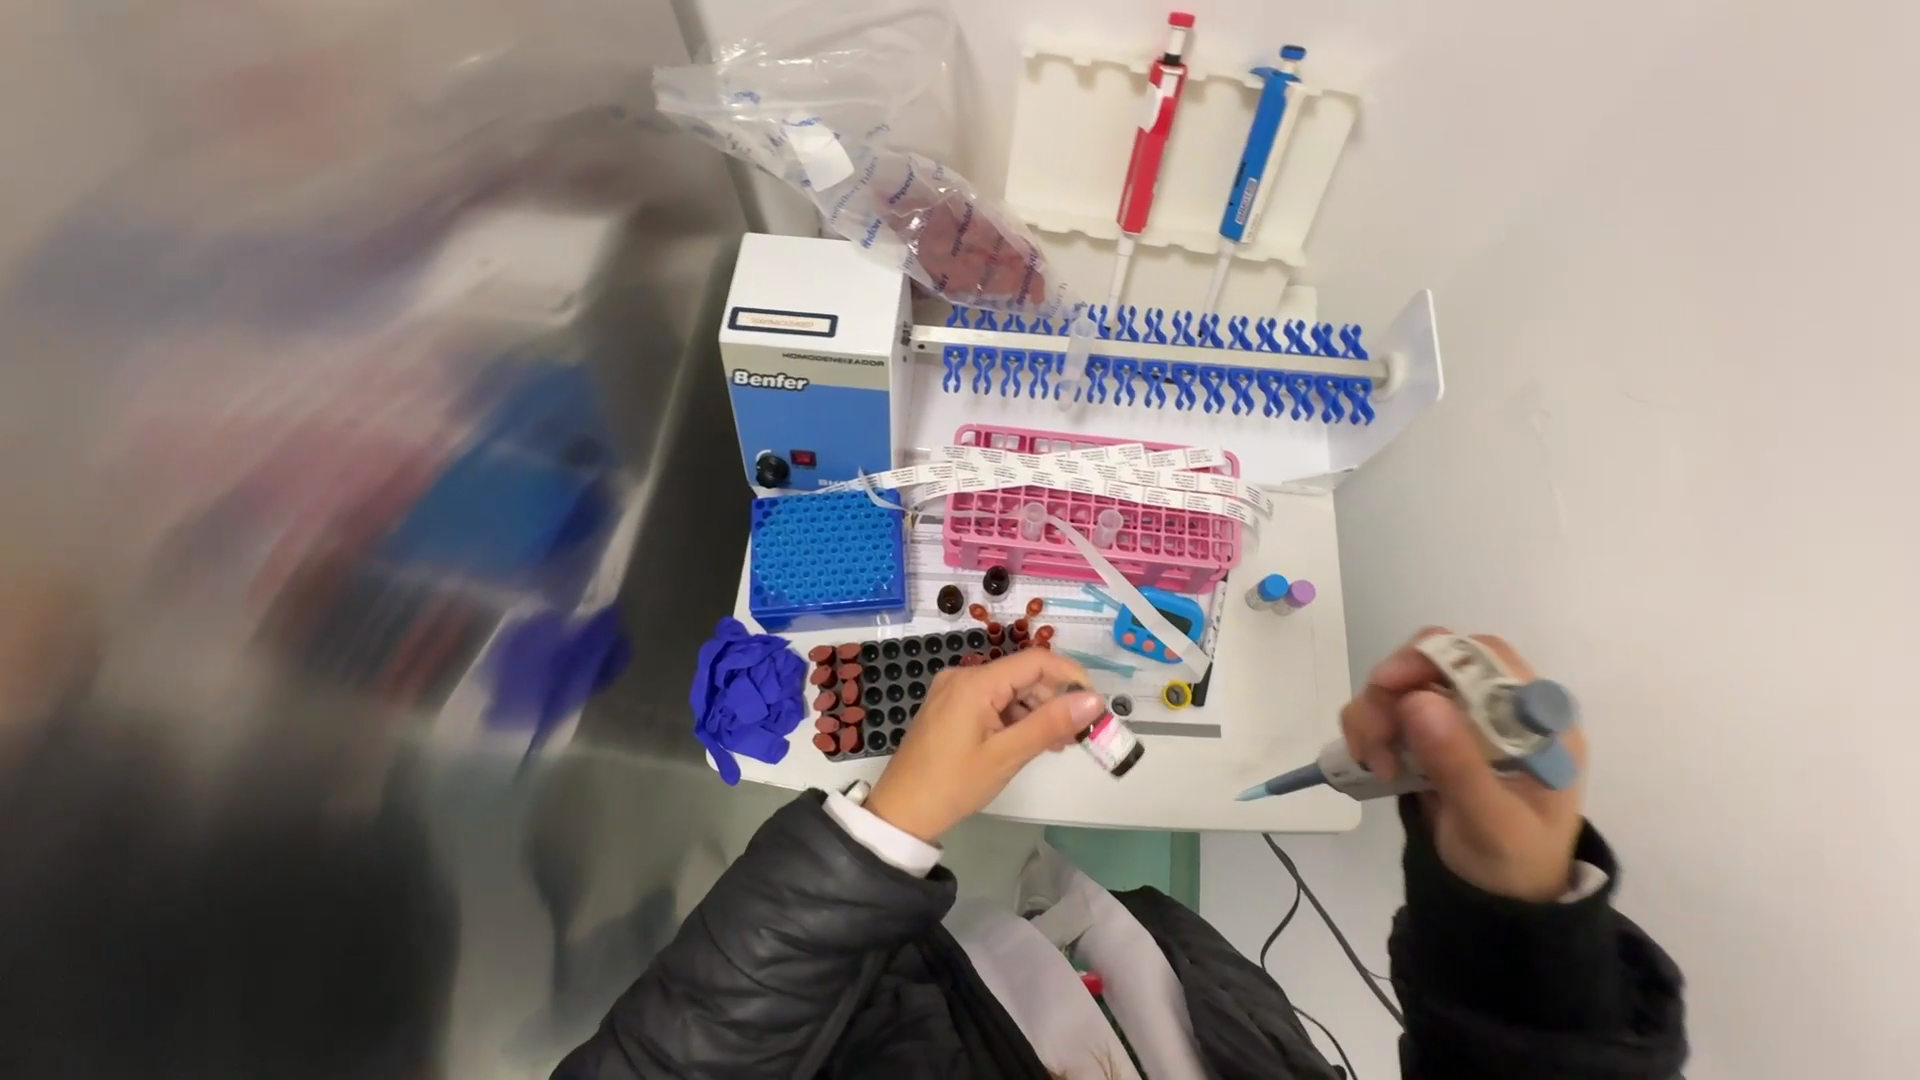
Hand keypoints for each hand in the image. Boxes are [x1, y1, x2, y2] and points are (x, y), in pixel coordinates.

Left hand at [865, 649, 1106, 842]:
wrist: (901, 812)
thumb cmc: (953, 785)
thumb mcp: (1006, 756)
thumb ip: (1050, 724)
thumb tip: (1094, 700)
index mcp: (975, 682)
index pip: (1036, 661)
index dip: (1070, 677)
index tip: (1094, 706)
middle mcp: (963, 676)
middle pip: (1023, 674)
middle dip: (1054, 699)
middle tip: (1076, 735)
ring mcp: (954, 691)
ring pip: (1010, 689)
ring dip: (1036, 711)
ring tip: (1055, 744)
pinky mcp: (951, 706)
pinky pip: (993, 701)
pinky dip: (1015, 717)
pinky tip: (1029, 741)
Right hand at [1341, 628, 1588, 901]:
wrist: (1497, 896)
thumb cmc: (1512, 861)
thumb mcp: (1491, 821)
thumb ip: (1459, 764)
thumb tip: (1418, 700)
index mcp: (1535, 720)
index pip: (1485, 656)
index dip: (1434, 656)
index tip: (1388, 683)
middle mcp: (1495, 707)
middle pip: (1431, 662)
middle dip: (1392, 692)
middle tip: (1376, 736)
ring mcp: (1456, 718)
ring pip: (1398, 684)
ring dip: (1373, 716)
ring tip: (1375, 765)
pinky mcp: (1423, 732)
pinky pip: (1381, 707)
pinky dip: (1365, 729)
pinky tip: (1373, 764)